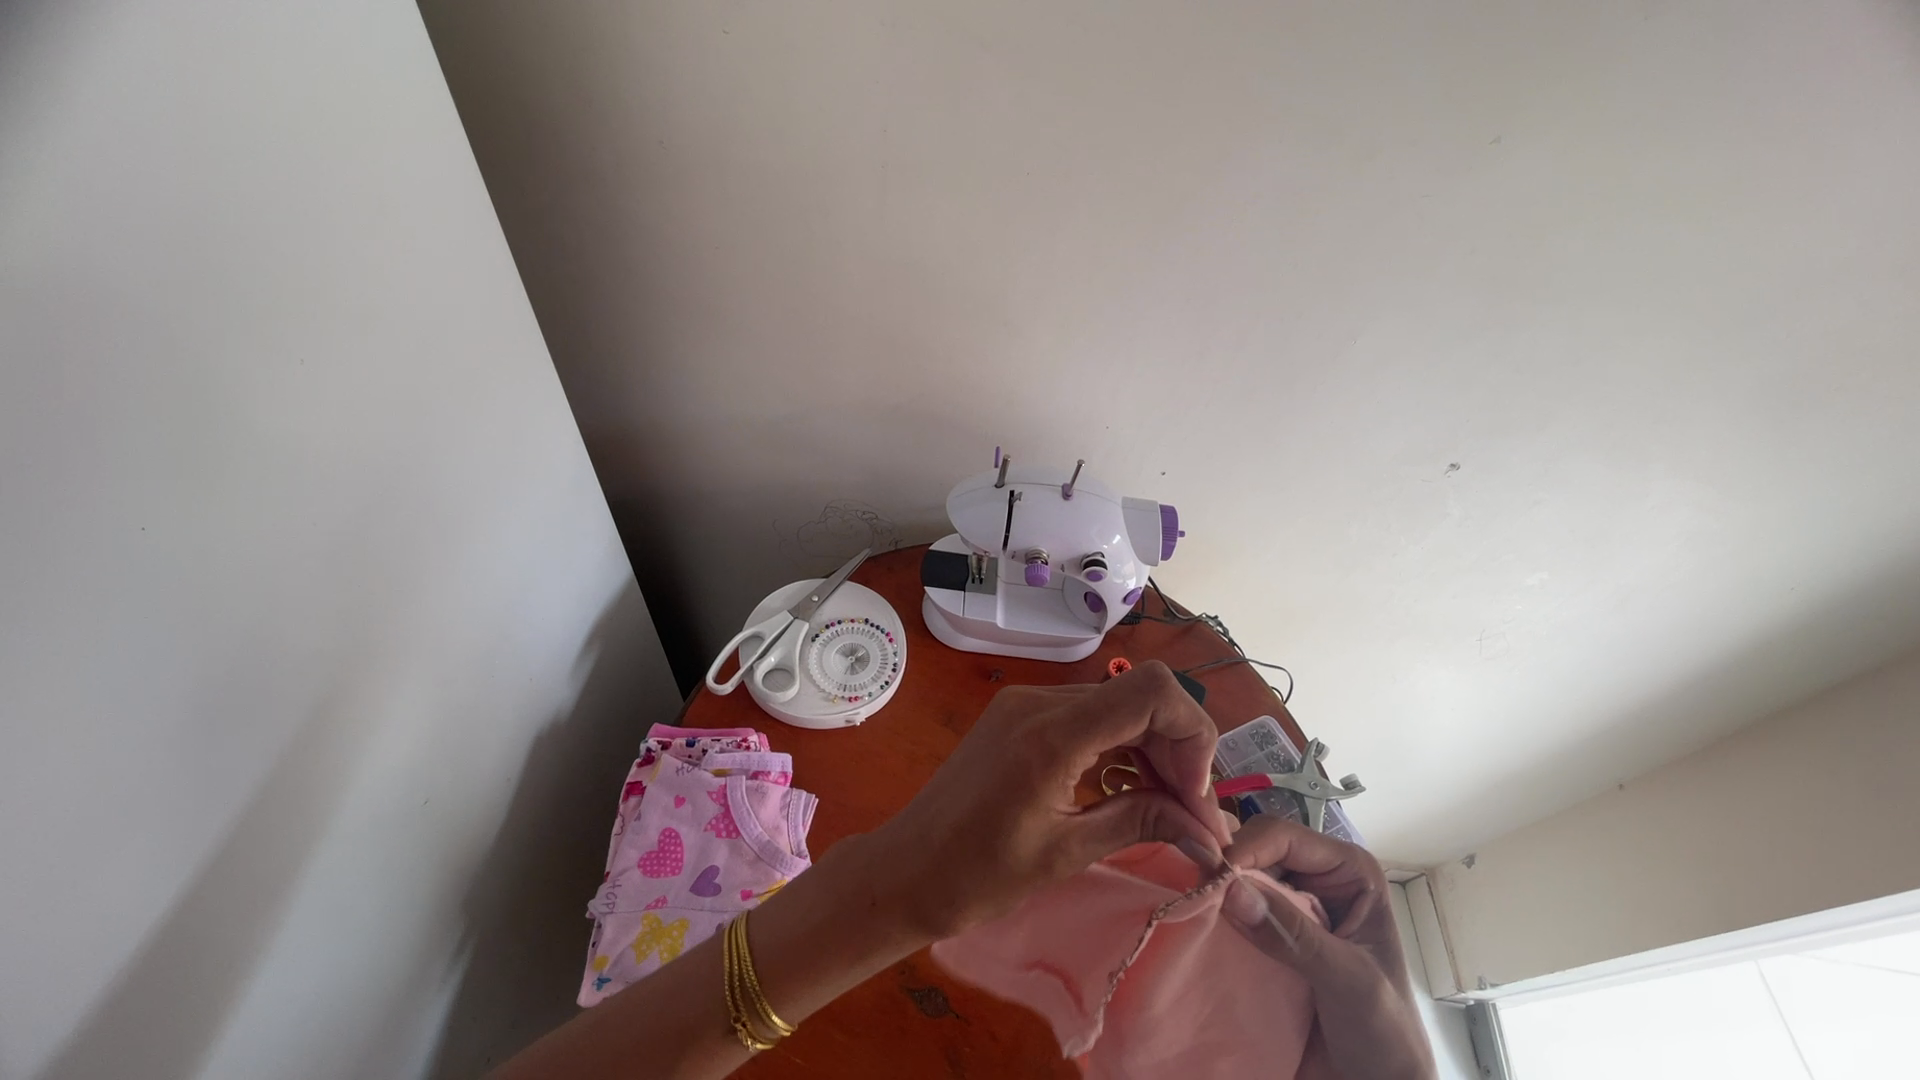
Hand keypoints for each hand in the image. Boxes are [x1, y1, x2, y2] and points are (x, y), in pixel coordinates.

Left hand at [870, 661, 1231, 938]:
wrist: (906, 869)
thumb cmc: (976, 874)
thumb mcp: (1066, 853)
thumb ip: (1140, 823)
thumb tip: (1208, 833)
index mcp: (1051, 732)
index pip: (1151, 690)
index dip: (1191, 734)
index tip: (1194, 796)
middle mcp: (1040, 701)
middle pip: (1140, 697)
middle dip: (1179, 753)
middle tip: (1194, 818)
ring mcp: (1027, 703)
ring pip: (1118, 706)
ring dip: (1154, 752)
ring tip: (1169, 811)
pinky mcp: (1021, 715)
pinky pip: (1090, 717)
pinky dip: (1121, 748)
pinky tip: (1131, 790)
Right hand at [1219, 816, 1437, 1079]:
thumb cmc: (1385, 1035)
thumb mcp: (1348, 982)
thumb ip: (1294, 936)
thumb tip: (1231, 889)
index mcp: (1348, 870)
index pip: (1282, 836)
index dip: (1243, 850)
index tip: (1210, 881)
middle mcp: (1315, 877)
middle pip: (1252, 848)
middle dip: (1222, 867)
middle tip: (1194, 895)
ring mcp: (1288, 905)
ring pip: (1235, 876)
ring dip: (1212, 890)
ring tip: (1189, 908)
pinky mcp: (1265, 934)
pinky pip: (1227, 909)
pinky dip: (1209, 914)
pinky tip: (1195, 924)